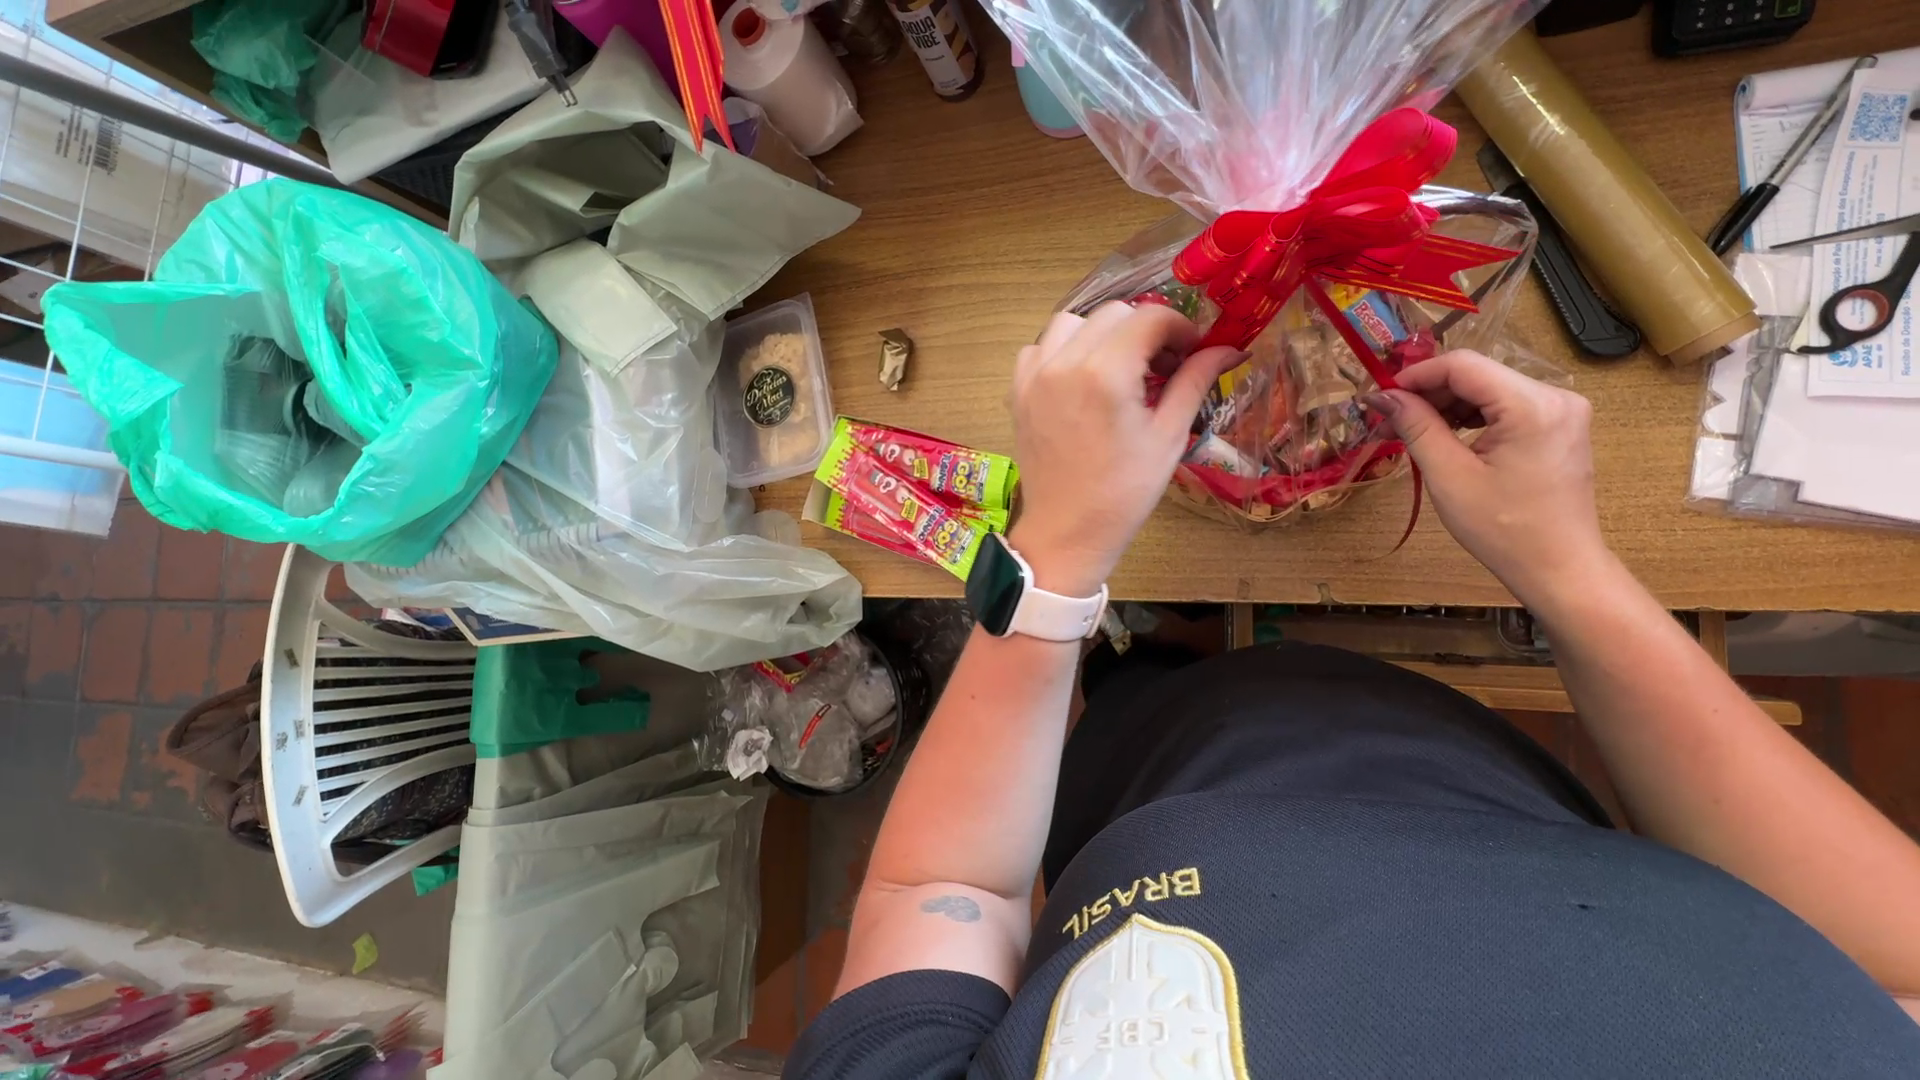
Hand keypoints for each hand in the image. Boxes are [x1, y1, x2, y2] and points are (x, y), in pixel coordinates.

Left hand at [1007, 302, 1243, 596]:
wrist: (1067, 532)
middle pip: (1113, 314)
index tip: (1192, 352)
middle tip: (1163, 367)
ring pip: (1072, 322)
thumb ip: (1195, 381)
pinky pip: (1040, 348)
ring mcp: (1034, 376)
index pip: (1150, 317)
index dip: (1180, 328)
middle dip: (1145, 331)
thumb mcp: (1169, 436)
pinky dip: (1063, 351)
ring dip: (1102, 334)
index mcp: (1105, 374)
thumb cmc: (1124, 493)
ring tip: (1121, 369)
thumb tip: (1230, 347)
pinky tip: (1082, 379)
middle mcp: (1063, 363)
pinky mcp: (1017, 391)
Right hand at [1369, 349, 1613, 604]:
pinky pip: (1505, 405)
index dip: (1415, 375)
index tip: (1380, 397)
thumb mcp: (1449, 476)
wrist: (1558, 566)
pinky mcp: (1559, 424)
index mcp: (1532, 405)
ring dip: (1446, 405)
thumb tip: (1382, 396)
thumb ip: (1416, 427)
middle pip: (1477, 374)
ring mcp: (1561, 409)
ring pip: (1489, 388)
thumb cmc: (1502, 528)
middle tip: (1388, 420)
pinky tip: (1446, 436)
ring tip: (1410, 431)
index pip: (1463, 365)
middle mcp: (1556, 395)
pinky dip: (1470, 415)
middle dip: (1428, 393)